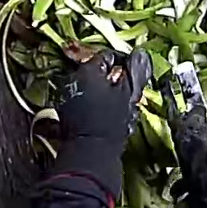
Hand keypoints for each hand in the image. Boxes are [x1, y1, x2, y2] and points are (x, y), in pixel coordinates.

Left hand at [48, 50, 149, 201]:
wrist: (91, 152)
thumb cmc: (111, 122)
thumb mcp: (128, 94)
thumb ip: (135, 72)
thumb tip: (141, 55)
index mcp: (87, 69)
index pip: (108, 56)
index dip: (124, 63)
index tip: (133, 74)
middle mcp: (72, 78)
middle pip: (97, 71)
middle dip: (113, 79)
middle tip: (128, 92)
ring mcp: (67, 95)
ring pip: (91, 86)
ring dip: (104, 92)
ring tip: (119, 106)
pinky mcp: (65, 111)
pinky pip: (84, 99)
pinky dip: (95, 103)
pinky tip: (106, 115)